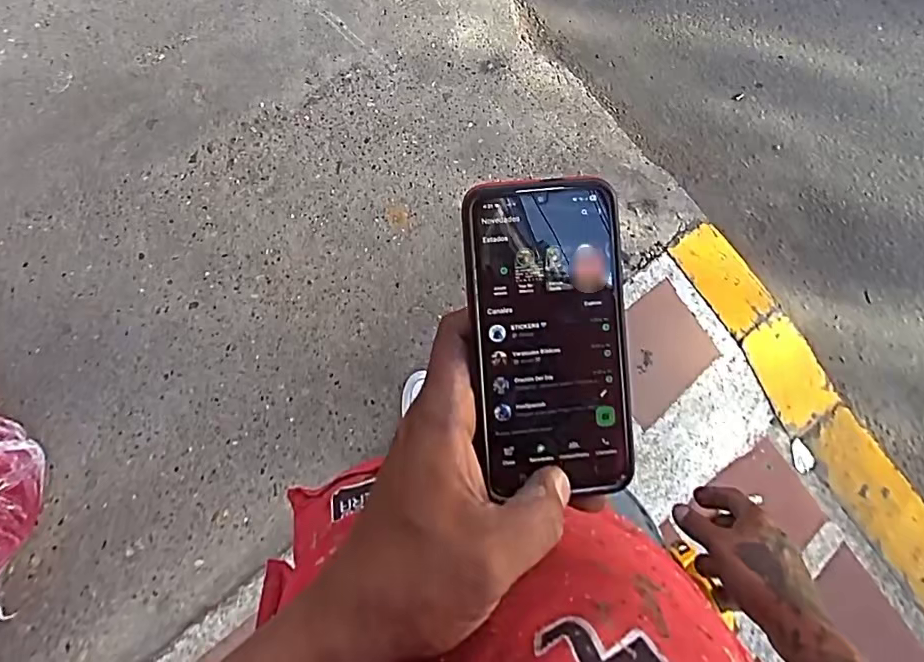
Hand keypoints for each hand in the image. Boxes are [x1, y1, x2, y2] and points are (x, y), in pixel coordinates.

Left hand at [261, 311, 573, 661]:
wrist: (360, 621)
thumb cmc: (404, 581)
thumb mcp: (492, 552)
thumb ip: (539, 514)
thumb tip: (560, 485)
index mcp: (440, 420)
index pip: (456, 337)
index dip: (485, 311)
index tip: (518, 302)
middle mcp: (433, 426)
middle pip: (480, 372)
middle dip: (521, 370)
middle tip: (561, 369)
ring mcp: (434, 452)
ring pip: (484, 415)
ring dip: (520, 423)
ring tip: (564, 431)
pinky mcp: (438, 479)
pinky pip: (480, 451)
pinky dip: (510, 458)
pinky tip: (539, 485)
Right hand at [674, 487, 861, 661]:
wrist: (794, 622)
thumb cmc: (760, 579)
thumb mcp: (717, 545)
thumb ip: (696, 524)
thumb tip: (680, 510)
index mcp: (756, 517)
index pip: (730, 496)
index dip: (710, 495)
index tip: (698, 497)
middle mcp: (771, 534)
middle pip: (736, 525)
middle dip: (713, 532)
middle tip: (699, 535)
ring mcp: (781, 561)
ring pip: (744, 552)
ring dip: (723, 558)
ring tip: (708, 569)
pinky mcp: (785, 586)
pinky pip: (754, 575)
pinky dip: (736, 578)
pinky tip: (726, 591)